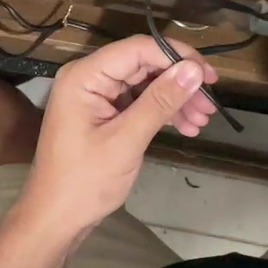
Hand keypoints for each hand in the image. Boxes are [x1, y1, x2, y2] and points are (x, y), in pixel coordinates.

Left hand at [16, 35, 218, 234]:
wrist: (57, 218)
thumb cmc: (85, 181)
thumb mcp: (126, 140)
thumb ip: (160, 101)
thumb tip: (194, 70)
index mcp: (85, 76)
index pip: (138, 49)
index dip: (177, 57)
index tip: (209, 76)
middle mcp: (89, 78)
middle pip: (144, 64)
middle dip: (179, 82)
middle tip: (210, 104)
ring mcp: (96, 96)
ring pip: (145, 84)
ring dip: (175, 99)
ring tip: (202, 120)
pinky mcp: (103, 113)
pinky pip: (138, 102)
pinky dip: (162, 112)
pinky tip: (186, 126)